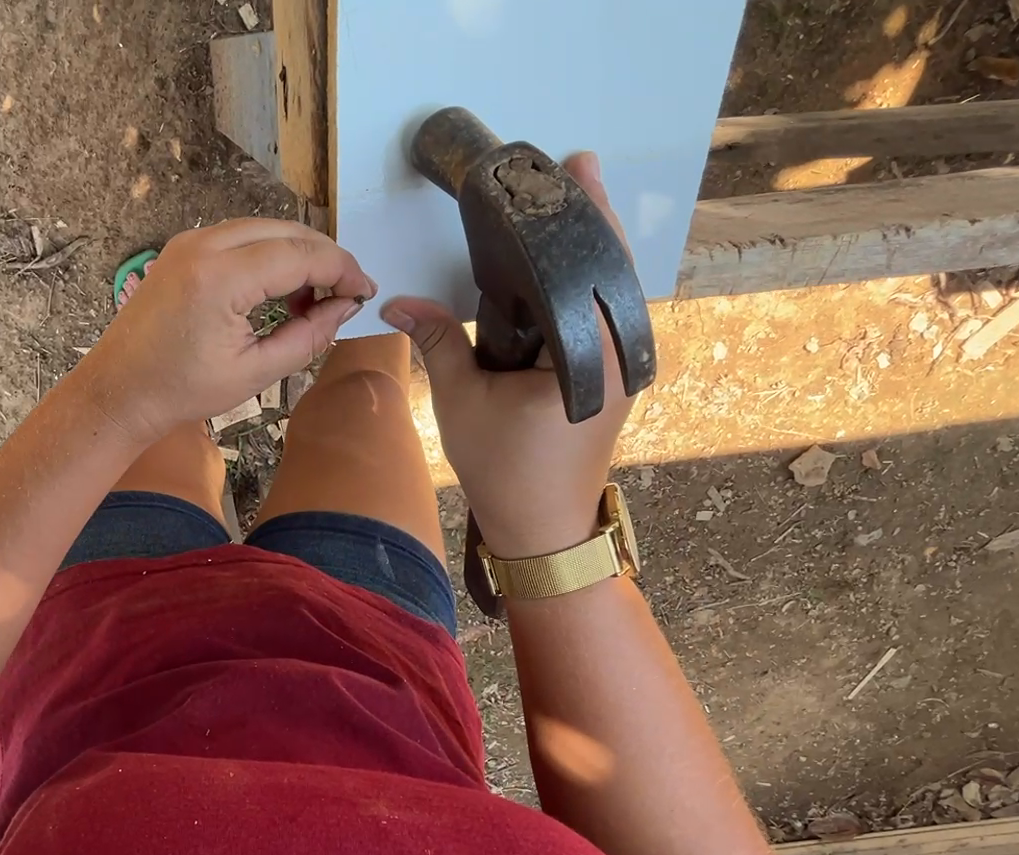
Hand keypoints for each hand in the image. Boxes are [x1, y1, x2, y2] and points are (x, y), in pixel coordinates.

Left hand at [75, 219, 375, 445]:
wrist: (117, 392)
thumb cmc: (180, 391)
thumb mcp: (254, 373)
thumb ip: (307, 336)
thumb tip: (345, 308)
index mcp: (220, 277)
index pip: (302, 255)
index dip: (342, 270)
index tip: (365, 292)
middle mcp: (203, 246)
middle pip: (286, 232)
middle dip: (323, 259)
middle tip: (344, 296)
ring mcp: (188, 243)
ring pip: (263, 229)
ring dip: (295, 256)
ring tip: (310, 301)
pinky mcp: (181, 251)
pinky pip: (238, 238)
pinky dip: (266, 255)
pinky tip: (275, 292)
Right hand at [379, 151, 635, 559]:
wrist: (540, 523)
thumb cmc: (504, 466)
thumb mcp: (462, 399)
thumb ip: (437, 342)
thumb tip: (395, 303)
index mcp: (593, 349)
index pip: (594, 262)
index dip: (585, 211)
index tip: (576, 166)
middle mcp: (621, 349)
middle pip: (612, 267)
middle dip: (590, 220)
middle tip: (570, 173)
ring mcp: (623, 365)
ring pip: (611, 291)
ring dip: (590, 251)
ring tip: (564, 210)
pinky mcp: (610, 377)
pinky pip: (602, 316)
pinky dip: (584, 286)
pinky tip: (562, 270)